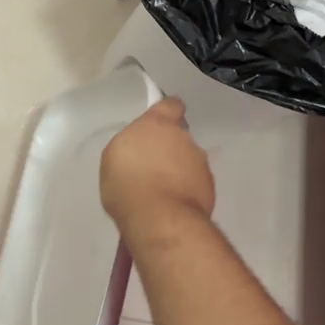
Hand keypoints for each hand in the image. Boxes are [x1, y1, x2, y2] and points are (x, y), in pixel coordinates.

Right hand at [100, 98, 215, 251]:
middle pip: (179, 138)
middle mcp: (184, 139)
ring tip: (159, 192)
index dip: (166, 112)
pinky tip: (169, 206)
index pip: (171, 105)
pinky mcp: (210, 188)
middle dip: (169, 149)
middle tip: (150, 168)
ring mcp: (201, 164)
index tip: (160, 122)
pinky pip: (194, 184)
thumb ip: (132, 146)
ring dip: (178, 172)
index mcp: (158, 124)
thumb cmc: (127, 182)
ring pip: (188, 162)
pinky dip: (185, 191)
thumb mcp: (114, 157)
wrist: (159, 219)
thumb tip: (142, 149)